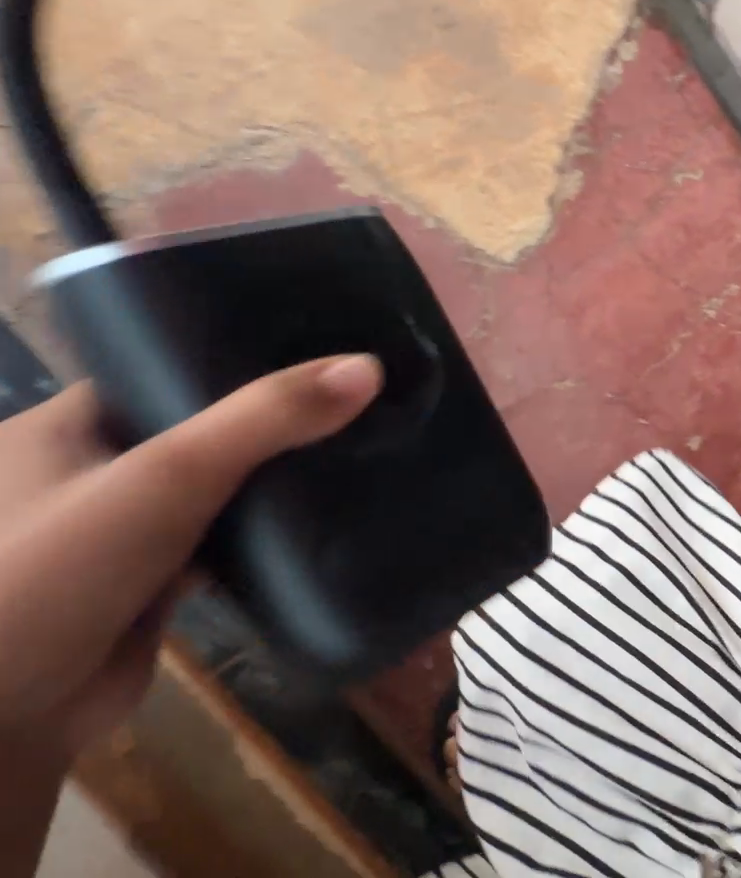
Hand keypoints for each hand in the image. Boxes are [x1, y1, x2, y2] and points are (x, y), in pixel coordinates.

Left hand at [0, 355, 380, 760]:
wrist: (0, 723)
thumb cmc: (53, 574)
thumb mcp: (166, 476)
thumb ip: (266, 419)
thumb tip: (368, 366)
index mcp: (55, 431)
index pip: (161, 369)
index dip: (239, 357)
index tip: (323, 352)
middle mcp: (84, 473)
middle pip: (201, 427)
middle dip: (275, 421)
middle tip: (362, 398)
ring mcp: (120, 530)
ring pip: (219, 485)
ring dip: (278, 476)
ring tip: (364, 443)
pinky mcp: (154, 578)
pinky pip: (228, 535)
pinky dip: (271, 528)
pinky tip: (332, 511)